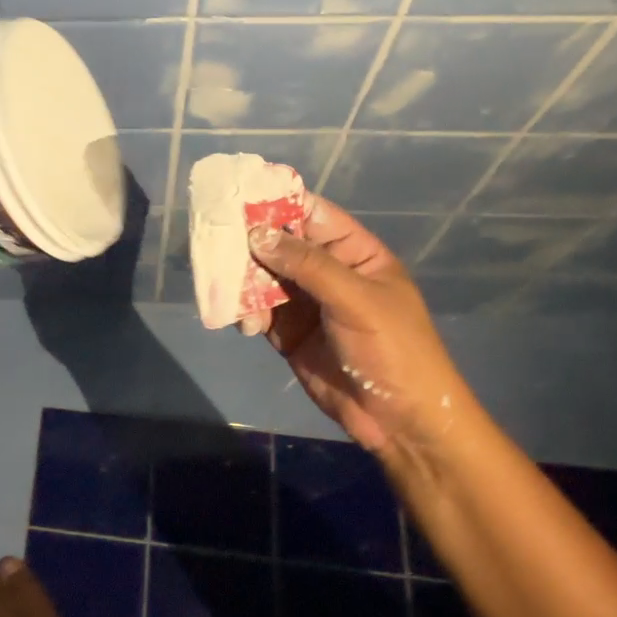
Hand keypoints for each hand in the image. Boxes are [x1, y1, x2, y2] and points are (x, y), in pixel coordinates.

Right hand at [245, 196, 471, 461]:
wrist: (400, 421)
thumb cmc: (394, 350)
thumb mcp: (357, 300)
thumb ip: (308, 265)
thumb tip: (258, 234)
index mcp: (355, 254)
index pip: (312, 215)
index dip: (278, 203)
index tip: (238, 195)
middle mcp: (327, 272)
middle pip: (280, 245)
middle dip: (249, 243)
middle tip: (216, 242)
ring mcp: (305, 303)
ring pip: (263, 278)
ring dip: (243, 281)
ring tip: (229, 290)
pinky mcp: (287, 333)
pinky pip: (257, 311)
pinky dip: (245, 312)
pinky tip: (244, 323)